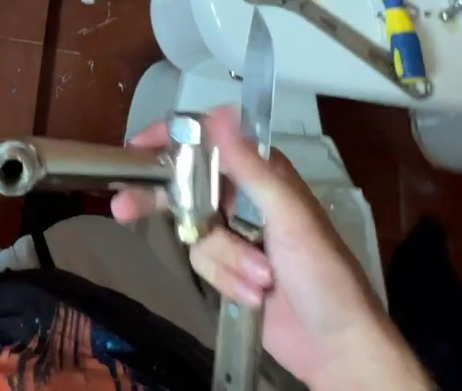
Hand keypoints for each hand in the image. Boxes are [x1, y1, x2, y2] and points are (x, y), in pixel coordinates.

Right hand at [110, 108, 428, 390]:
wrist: (338, 347)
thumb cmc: (322, 273)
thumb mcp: (289, 216)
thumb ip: (250, 166)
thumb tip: (220, 113)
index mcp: (262, 172)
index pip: (207, 141)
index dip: (171, 141)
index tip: (136, 149)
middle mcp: (244, 196)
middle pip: (187, 184)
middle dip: (162, 200)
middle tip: (123, 206)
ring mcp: (235, 233)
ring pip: (195, 231)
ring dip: (224, 260)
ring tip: (259, 279)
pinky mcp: (230, 267)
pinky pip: (204, 263)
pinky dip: (227, 280)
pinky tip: (256, 294)